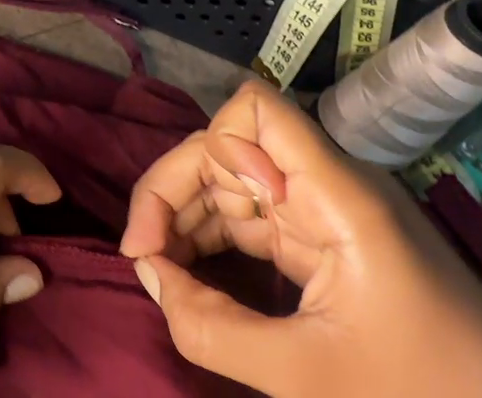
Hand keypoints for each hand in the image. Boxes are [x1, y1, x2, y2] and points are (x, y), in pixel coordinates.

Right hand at [121, 79, 481, 397]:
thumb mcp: (305, 377)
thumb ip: (209, 327)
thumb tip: (146, 273)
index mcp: (337, 195)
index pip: (256, 109)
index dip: (212, 148)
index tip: (199, 223)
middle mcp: (328, 185)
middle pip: (228, 147)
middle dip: (175, 191)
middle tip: (143, 256)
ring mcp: (329, 212)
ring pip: (233, 181)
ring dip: (187, 217)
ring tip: (159, 271)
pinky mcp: (331, 241)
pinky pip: (254, 219)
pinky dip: (214, 239)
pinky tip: (191, 275)